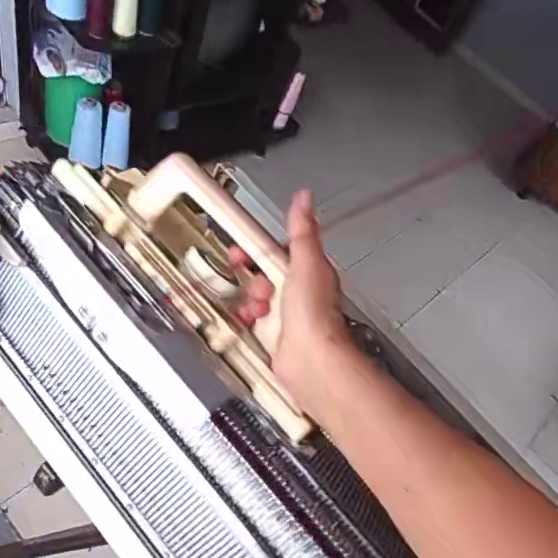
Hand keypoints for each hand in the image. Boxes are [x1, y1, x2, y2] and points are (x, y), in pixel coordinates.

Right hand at [229, 190, 353, 411]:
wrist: (310, 359)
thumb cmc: (316, 316)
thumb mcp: (306, 262)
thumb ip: (302, 231)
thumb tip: (304, 199)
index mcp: (307, 270)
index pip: (276, 249)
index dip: (257, 246)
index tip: (242, 247)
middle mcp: (297, 292)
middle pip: (261, 273)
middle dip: (251, 275)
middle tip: (251, 277)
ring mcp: (284, 314)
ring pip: (254, 297)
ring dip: (250, 299)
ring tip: (260, 306)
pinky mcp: (272, 334)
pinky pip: (251, 320)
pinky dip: (247, 318)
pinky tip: (252, 320)